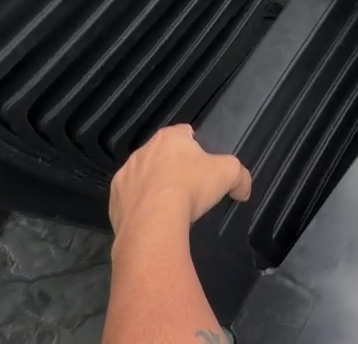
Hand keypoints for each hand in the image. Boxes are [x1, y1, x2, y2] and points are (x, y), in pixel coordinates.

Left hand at [108, 124, 252, 236]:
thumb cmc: (191, 188)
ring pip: (143, 176)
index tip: (202, 164)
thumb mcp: (229, 174)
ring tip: (168, 206)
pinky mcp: (113, 201)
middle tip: (188, 186)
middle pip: (162, 154)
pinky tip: (152, 219)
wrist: (153, 224)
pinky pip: (129, 199)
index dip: (195, 146)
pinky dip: (139, 206)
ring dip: (153, 185)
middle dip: (173, 166)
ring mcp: (125, 176)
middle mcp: (143, 151)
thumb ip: (241, 176)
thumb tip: (244, 189)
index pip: (184, 132)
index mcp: (169, 137)